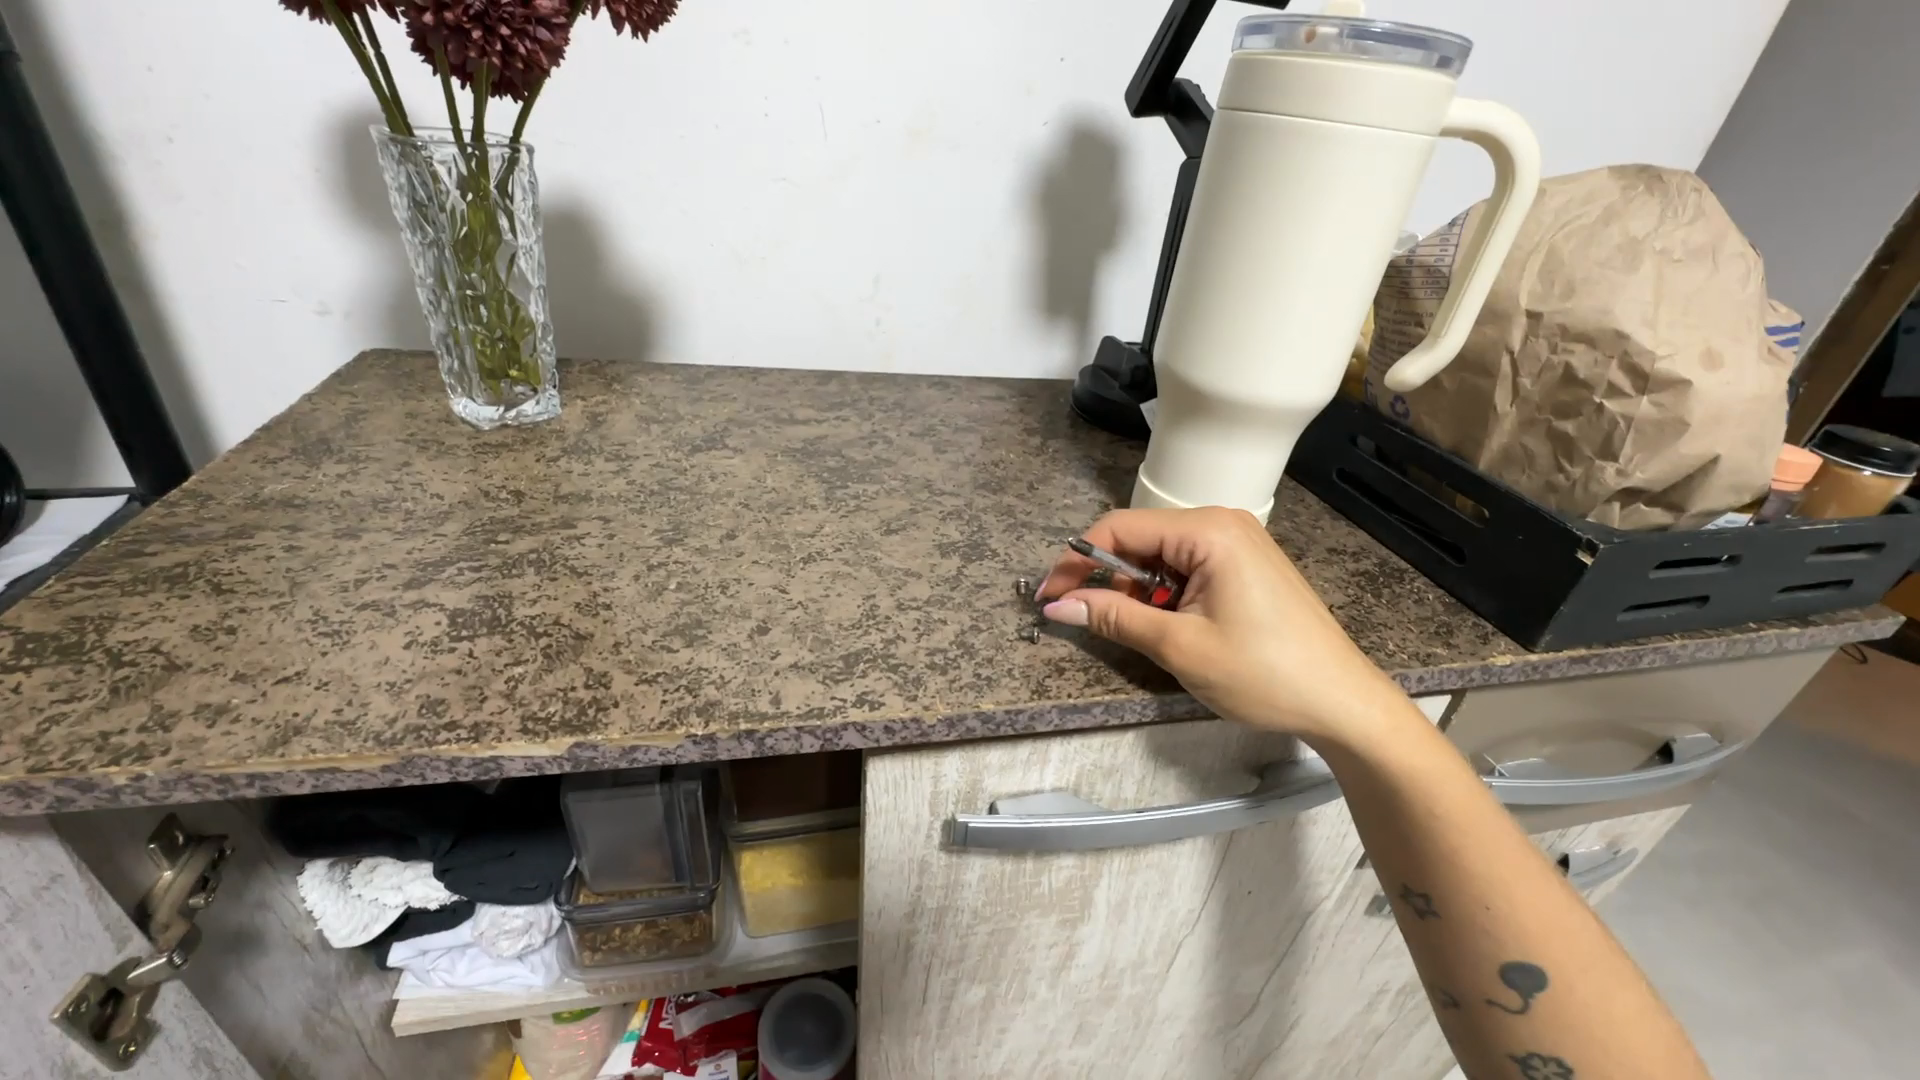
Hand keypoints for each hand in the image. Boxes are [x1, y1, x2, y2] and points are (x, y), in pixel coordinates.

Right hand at [1034, 507, 1408, 743]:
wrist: (1341, 701)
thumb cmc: (1262, 672)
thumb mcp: (1178, 645)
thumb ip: (1114, 617)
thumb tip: (1056, 607)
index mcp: (1208, 530)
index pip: (1119, 528)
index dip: (1077, 561)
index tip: (1050, 597)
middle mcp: (1222, 523)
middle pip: (1139, 538)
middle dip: (1107, 578)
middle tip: (1085, 619)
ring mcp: (1237, 542)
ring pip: (1160, 556)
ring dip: (1137, 591)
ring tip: (1136, 632)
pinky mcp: (1245, 565)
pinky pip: (1187, 567)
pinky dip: (1164, 594)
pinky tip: (1167, 625)